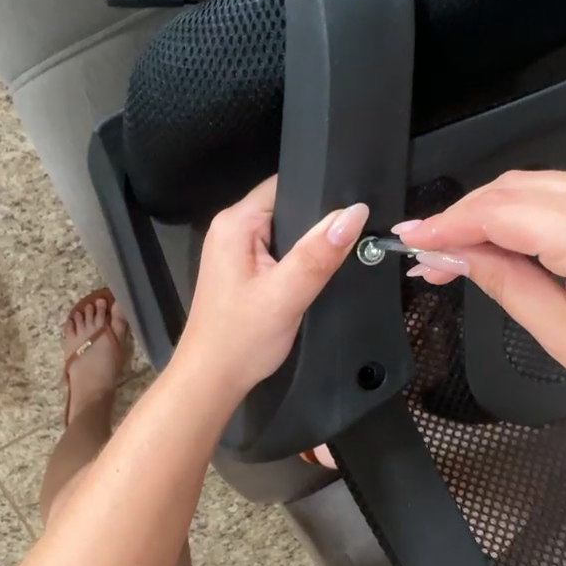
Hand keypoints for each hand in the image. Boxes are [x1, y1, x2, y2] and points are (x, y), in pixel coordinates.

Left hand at [173, 177, 367, 396]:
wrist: (212, 380)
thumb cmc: (241, 338)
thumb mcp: (287, 294)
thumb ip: (319, 253)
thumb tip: (354, 212)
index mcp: (235, 223)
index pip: (285, 186)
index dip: (320, 193)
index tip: (354, 206)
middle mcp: (231, 229)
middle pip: (287, 207)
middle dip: (318, 220)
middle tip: (354, 236)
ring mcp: (235, 251)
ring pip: (286, 231)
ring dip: (309, 243)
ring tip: (338, 254)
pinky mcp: (243, 270)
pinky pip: (279, 252)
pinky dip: (298, 261)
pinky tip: (314, 273)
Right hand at [397, 171, 565, 462]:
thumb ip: (504, 282)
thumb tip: (449, 255)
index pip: (503, 209)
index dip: (448, 223)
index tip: (409, 239)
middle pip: (522, 186)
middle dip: (469, 215)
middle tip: (431, 254)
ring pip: (549, 186)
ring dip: (501, 213)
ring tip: (464, 252)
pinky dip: (539, 214)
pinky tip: (516, 243)